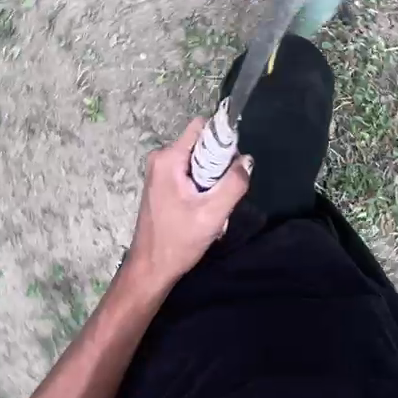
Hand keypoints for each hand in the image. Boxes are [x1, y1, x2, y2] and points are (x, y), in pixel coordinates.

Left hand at [124, 118, 250, 291]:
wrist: (149, 270)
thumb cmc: (178, 242)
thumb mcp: (212, 214)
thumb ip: (233, 183)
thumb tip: (247, 160)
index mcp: (169, 158)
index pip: (201, 127)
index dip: (222, 139)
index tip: (232, 162)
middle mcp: (161, 158)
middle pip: (201, 145)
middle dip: (217, 165)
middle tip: (221, 192)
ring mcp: (159, 171)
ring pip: (197, 160)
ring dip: (210, 179)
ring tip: (212, 205)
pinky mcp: (161, 183)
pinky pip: (189, 172)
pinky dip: (200, 186)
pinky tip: (202, 210)